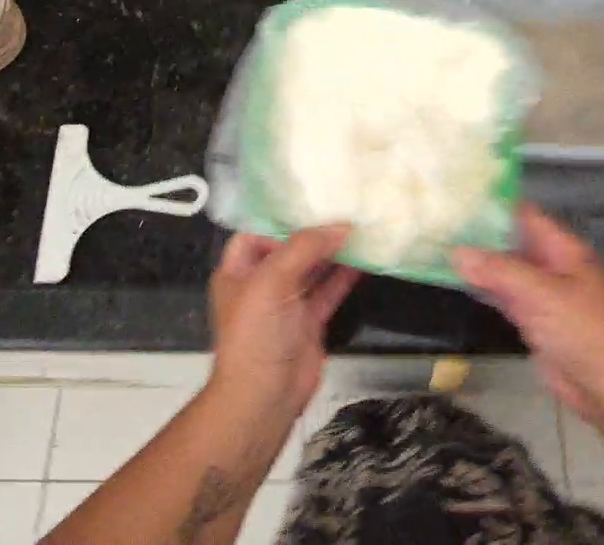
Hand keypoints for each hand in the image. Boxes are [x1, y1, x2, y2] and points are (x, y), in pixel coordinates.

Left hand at [207, 226, 360, 421]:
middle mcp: (261, 284)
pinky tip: (365, 261)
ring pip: (312, 269)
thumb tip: (342, 227)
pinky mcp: (308, 321)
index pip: (257, 233)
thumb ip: (305, 247)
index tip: (312, 206)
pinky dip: (344, 277)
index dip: (280, 220)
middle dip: (314, 232)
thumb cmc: (257, 332)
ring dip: (333, 253)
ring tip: (360, 229)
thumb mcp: (272, 279)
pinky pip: (328, 292)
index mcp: (238, 271)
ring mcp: (286, 304)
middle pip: (289, 249)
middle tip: (344, 210)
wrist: (264, 397)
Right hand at [453, 204, 603, 419]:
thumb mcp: (542, 295)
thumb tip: (456, 252)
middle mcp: (552, 266)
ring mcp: (543, 295)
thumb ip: (499, 271)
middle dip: (480, 234)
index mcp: (564, 250)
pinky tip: (457, 279)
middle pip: (512, 242)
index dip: (494, 205)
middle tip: (440, 222)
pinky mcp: (534, 320)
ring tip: (440, 245)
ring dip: (479, 262)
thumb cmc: (584, 332)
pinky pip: (505, 296)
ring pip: (506, 270)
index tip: (458, 198)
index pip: (525, 216)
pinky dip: (484, 288)